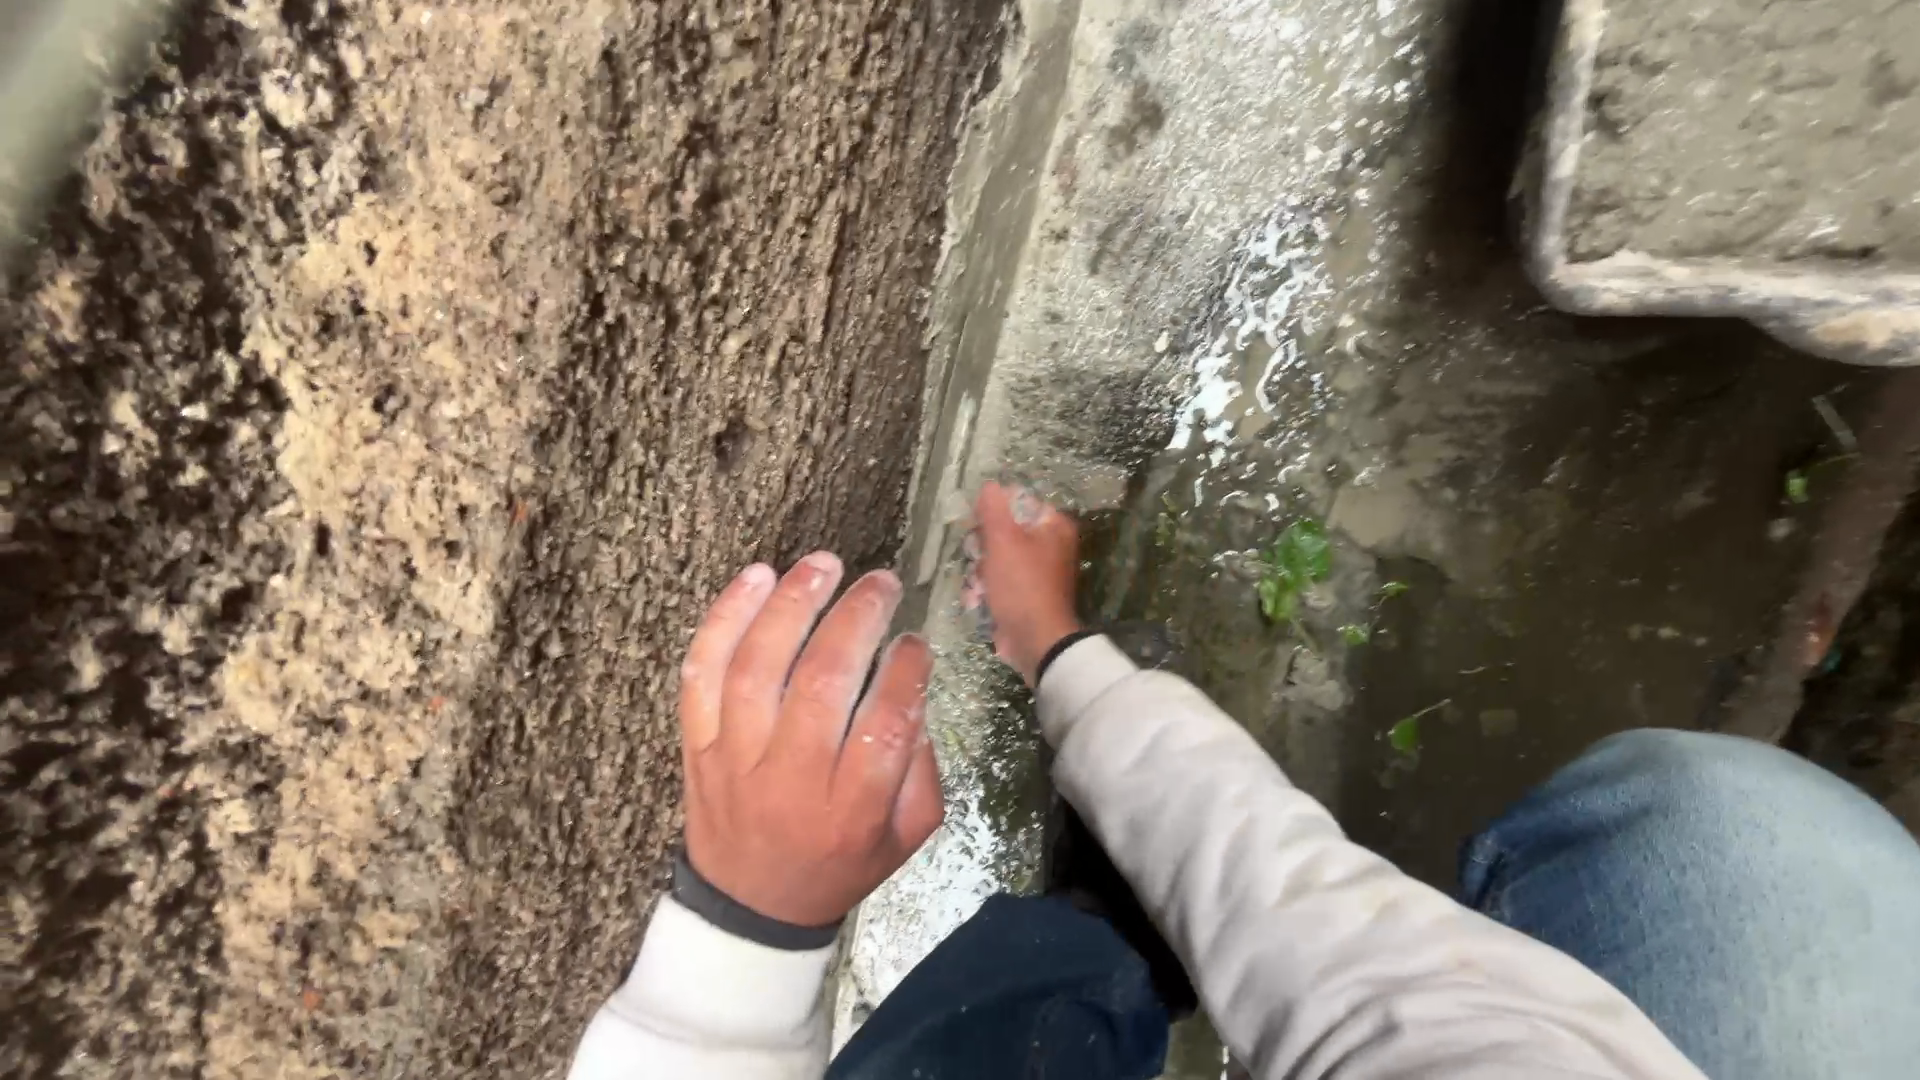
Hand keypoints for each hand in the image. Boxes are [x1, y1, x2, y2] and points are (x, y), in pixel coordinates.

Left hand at [677, 553, 944, 927]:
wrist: (749, 907)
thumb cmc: (839, 864)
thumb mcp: (907, 837)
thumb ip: (921, 769)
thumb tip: (912, 692)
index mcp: (851, 810)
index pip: (886, 726)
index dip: (905, 671)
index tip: (914, 640)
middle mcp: (790, 779)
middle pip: (823, 683)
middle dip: (857, 619)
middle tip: (880, 583)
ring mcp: (733, 757)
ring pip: (757, 667)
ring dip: (791, 605)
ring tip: (823, 564)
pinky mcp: (696, 742)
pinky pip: (701, 673)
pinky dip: (725, 619)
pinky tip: (756, 578)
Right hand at [973, 481, 1083, 685]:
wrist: (1035, 640)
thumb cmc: (1021, 585)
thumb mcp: (1003, 540)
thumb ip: (993, 508)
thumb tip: (990, 485)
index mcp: (1053, 526)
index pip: (1016, 502)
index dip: (992, 513)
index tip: (978, 527)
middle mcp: (1050, 545)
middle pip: (1003, 531)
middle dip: (983, 547)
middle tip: (978, 558)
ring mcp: (1038, 572)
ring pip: (996, 558)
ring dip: (980, 571)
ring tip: (979, 586)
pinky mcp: (1026, 594)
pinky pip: (999, 581)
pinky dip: (987, 589)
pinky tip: (980, 600)